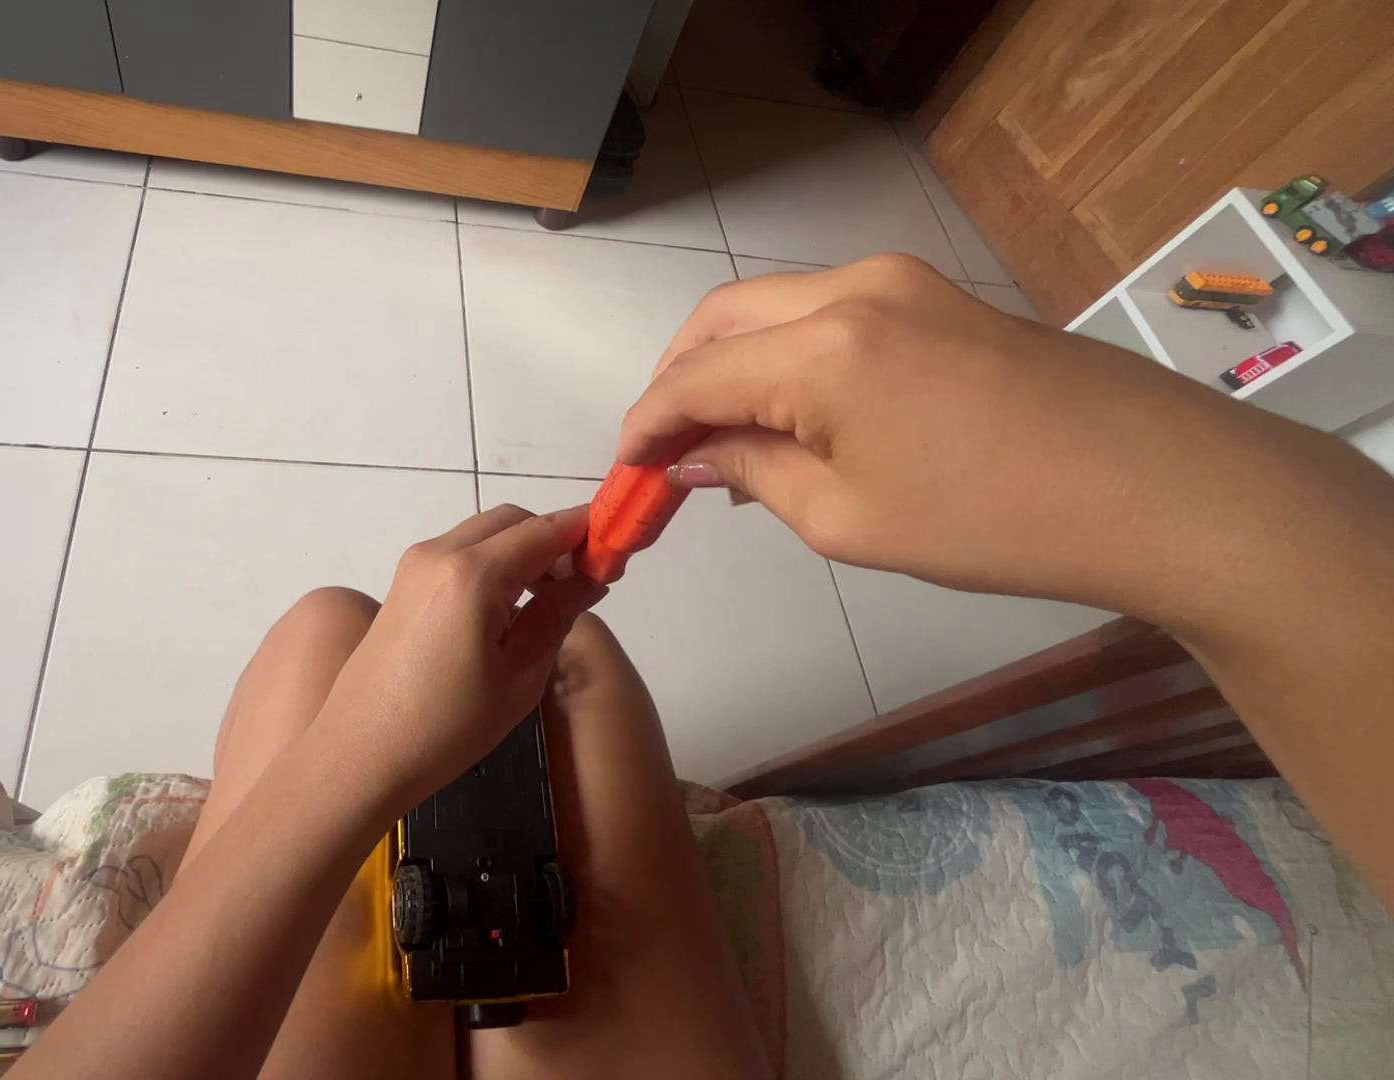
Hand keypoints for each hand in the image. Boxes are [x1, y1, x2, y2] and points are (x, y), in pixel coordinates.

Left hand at [307, 505, 606, 814]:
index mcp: (472, 574)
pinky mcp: (401, 583)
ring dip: (521, 549)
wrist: (360, 753)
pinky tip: (507, 606)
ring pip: (483, 534)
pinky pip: (458, 553)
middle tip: (584, 581)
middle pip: (511, 520)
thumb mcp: (519, 677)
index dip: (586, 532)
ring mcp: (414, 565)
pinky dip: (491, 562)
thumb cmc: (447, 727)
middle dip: (554, 538)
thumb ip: (556, 615)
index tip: (618, 549)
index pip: (544, 530)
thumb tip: (589, 579)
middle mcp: (439, 553)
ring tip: (550, 598)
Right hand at [617, 254, 1393, 630]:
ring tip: (713, 433)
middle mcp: (849, 290)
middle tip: (661, 446)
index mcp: (822, 350)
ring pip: (765, 308)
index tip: (624, 468)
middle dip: (674, 381)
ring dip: (723, 364)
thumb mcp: (841, 518)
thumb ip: (750, 471)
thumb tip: (691, 458)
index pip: (693, 379)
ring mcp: (896, 281)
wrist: (1164, 491)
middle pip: (717, 320)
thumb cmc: (988, 522)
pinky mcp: (929, 293)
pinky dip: (774, 355)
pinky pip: (817, 313)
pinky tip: (777, 408)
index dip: (646, 425)